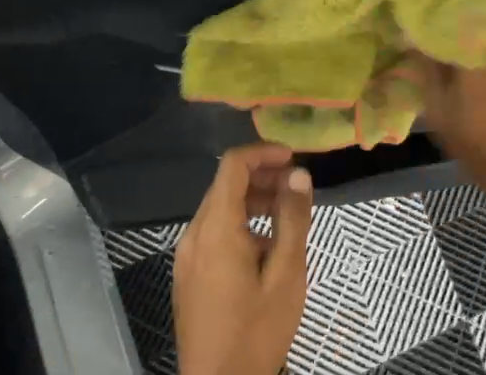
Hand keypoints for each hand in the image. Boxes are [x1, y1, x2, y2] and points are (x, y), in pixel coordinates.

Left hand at [174, 144, 313, 374]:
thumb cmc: (257, 331)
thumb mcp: (286, 274)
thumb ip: (293, 218)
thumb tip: (299, 174)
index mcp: (215, 229)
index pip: (233, 166)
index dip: (264, 153)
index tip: (294, 159)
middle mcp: (194, 236)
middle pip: (225, 186)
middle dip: (263, 178)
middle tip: (298, 189)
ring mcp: (187, 259)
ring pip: (219, 210)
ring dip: (253, 202)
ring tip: (288, 217)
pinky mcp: (188, 278)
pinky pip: (213, 234)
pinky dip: (240, 226)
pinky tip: (266, 250)